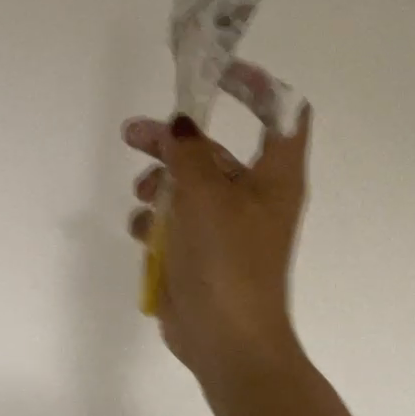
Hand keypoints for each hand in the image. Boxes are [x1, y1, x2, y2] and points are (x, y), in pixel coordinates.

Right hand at [125, 60, 311, 386]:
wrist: (225, 340)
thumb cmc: (227, 262)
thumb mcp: (206, 197)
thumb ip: (189, 152)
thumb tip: (179, 124)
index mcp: (274, 176)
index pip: (280, 113)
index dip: (255, 87)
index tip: (216, 75)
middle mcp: (253, 197)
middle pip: (213, 150)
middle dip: (174, 140)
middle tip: (134, 134)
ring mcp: (224, 228)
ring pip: (186, 187)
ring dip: (158, 184)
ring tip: (141, 195)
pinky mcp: (199, 254)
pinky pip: (173, 224)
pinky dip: (156, 224)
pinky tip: (145, 236)